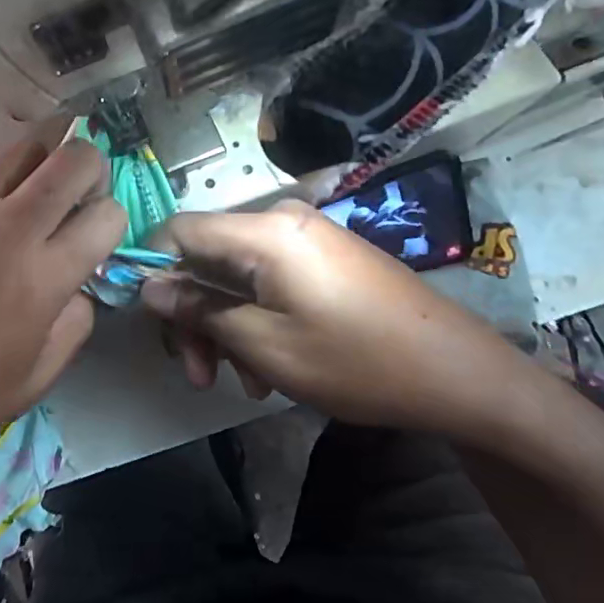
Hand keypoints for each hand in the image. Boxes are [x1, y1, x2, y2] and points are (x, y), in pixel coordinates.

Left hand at [0, 138, 125, 476]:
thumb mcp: (36, 381)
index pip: (109, 215)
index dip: (112, 223)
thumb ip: (75, 323)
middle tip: (78, 192)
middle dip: (93, 168)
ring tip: (24, 193)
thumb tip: (78, 283)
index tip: (96, 238)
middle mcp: (10, 227)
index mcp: (45, 277)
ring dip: (40, 165)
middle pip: (77, 158)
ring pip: (23, 146)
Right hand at [142, 201, 524, 436]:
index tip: (155, 326)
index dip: (155, 272)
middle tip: (200, 375)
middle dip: (196, 315)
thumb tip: (147, 286)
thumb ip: (200, 309)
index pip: (180, 230)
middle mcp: (283, 220)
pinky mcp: (327, 257)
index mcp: (264, 230)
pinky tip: (270, 367)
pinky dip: (259, 317)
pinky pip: (271, 278)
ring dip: (228, 325)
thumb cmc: (354, 360)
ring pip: (239, 273)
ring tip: (245, 383)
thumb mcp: (264, 344)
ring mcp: (309, 237)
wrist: (455, 371)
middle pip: (209, 256)